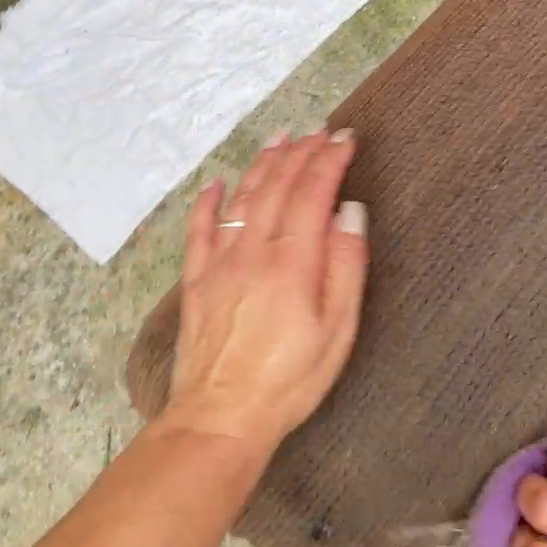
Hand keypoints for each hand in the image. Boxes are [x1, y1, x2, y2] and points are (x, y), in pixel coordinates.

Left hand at [161, 130, 368, 454]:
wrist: (221, 417)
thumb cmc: (292, 378)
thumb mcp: (338, 327)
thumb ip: (346, 265)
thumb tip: (349, 211)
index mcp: (293, 261)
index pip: (313, 193)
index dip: (329, 160)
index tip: (346, 138)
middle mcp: (254, 252)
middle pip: (277, 187)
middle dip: (301, 153)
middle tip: (319, 129)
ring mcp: (220, 264)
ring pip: (242, 199)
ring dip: (263, 164)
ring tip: (281, 137)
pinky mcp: (197, 282)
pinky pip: (199, 231)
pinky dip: (208, 202)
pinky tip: (217, 182)